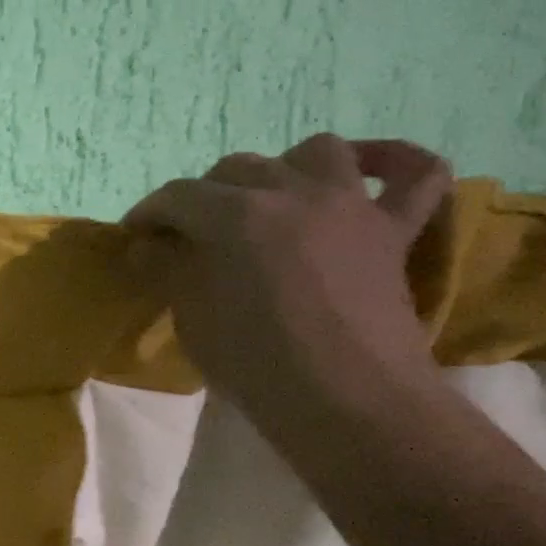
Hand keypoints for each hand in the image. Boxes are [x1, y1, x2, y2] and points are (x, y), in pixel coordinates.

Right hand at [124, 135, 453, 407]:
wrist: (338, 393)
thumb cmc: (249, 358)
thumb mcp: (189, 314)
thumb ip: (166, 269)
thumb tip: (148, 245)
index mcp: (237, 217)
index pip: (178, 196)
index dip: (148, 213)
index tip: (132, 237)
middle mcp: (296, 193)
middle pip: (239, 169)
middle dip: (203, 195)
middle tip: (185, 233)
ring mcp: (353, 204)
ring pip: (316, 152)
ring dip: (281, 169)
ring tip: (262, 201)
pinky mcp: (395, 227)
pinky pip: (413, 172)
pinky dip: (390, 161)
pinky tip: (360, 170)